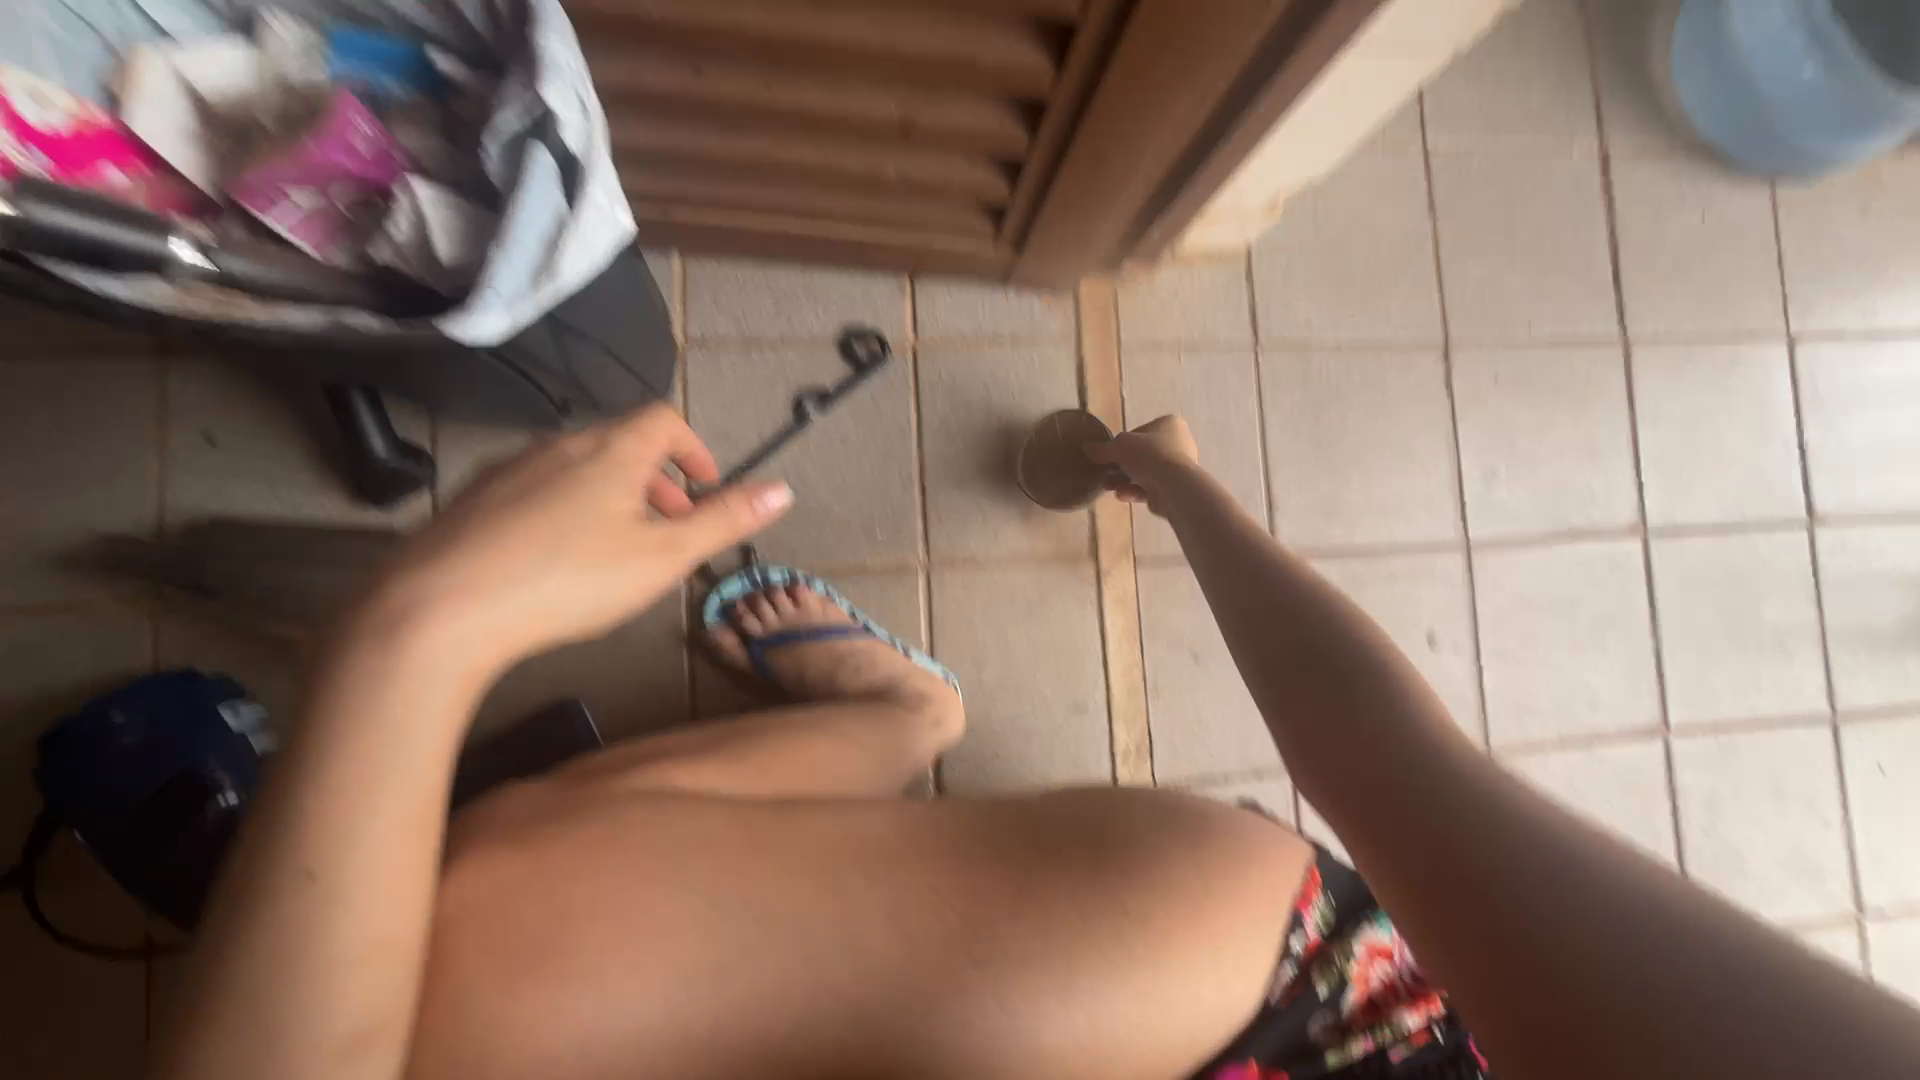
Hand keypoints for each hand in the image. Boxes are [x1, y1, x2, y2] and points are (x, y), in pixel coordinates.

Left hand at [354, 405, 790, 678]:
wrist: (437, 610)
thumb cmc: (569, 579)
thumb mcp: (663, 558)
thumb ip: (723, 521)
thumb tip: (782, 490)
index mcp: (611, 452)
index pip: (663, 420)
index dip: (693, 448)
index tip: (705, 488)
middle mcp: (558, 446)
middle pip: (621, 444)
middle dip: (656, 480)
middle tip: (669, 525)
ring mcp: (508, 469)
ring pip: (576, 466)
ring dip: (611, 493)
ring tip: (617, 544)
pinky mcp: (470, 499)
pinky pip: (535, 487)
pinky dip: (565, 506)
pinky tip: (555, 556)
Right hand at [1084, 415, 1200, 516]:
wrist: (1173, 485)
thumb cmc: (1149, 455)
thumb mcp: (1119, 447)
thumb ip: (1102, 449)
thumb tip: (1085, 447)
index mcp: (1169, 424)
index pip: (1140, 432)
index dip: (1122, 443)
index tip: (1110, 454)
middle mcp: (1178, 443)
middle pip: (1142, 454)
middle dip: (1121, 466)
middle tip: (1105, 474)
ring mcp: (1178, 467)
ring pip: (1145, 473)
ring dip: (1124, 480)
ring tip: (1108, 487)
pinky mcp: (1175, 488)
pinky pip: (1151, 487)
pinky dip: (1135, 491)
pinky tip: (1121, 496)